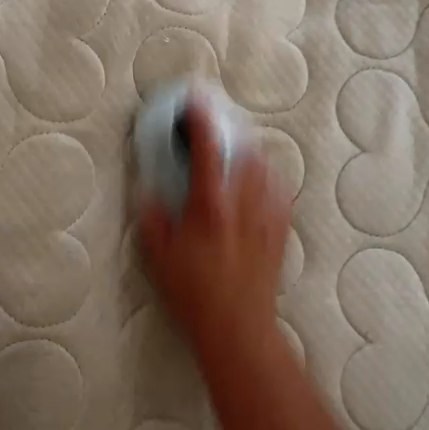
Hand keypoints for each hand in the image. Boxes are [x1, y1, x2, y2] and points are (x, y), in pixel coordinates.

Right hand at [139, 101, 290, 362]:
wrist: (239, 329)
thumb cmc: (194, 295)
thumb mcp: (159, 256)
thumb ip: (152, 217)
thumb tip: (148, 190)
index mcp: (210, 206)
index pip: (206, 149)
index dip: (199, 119)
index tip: (194, 100)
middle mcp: (243, 204)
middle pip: (243, 150)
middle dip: (228, 129)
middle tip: (213, 120)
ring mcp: (266, 216)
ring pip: (265, 166)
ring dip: (248, 149)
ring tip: (234, 145)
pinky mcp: (280, 230)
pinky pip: (280, 190)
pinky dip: (268, 174)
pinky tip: (260, 177)